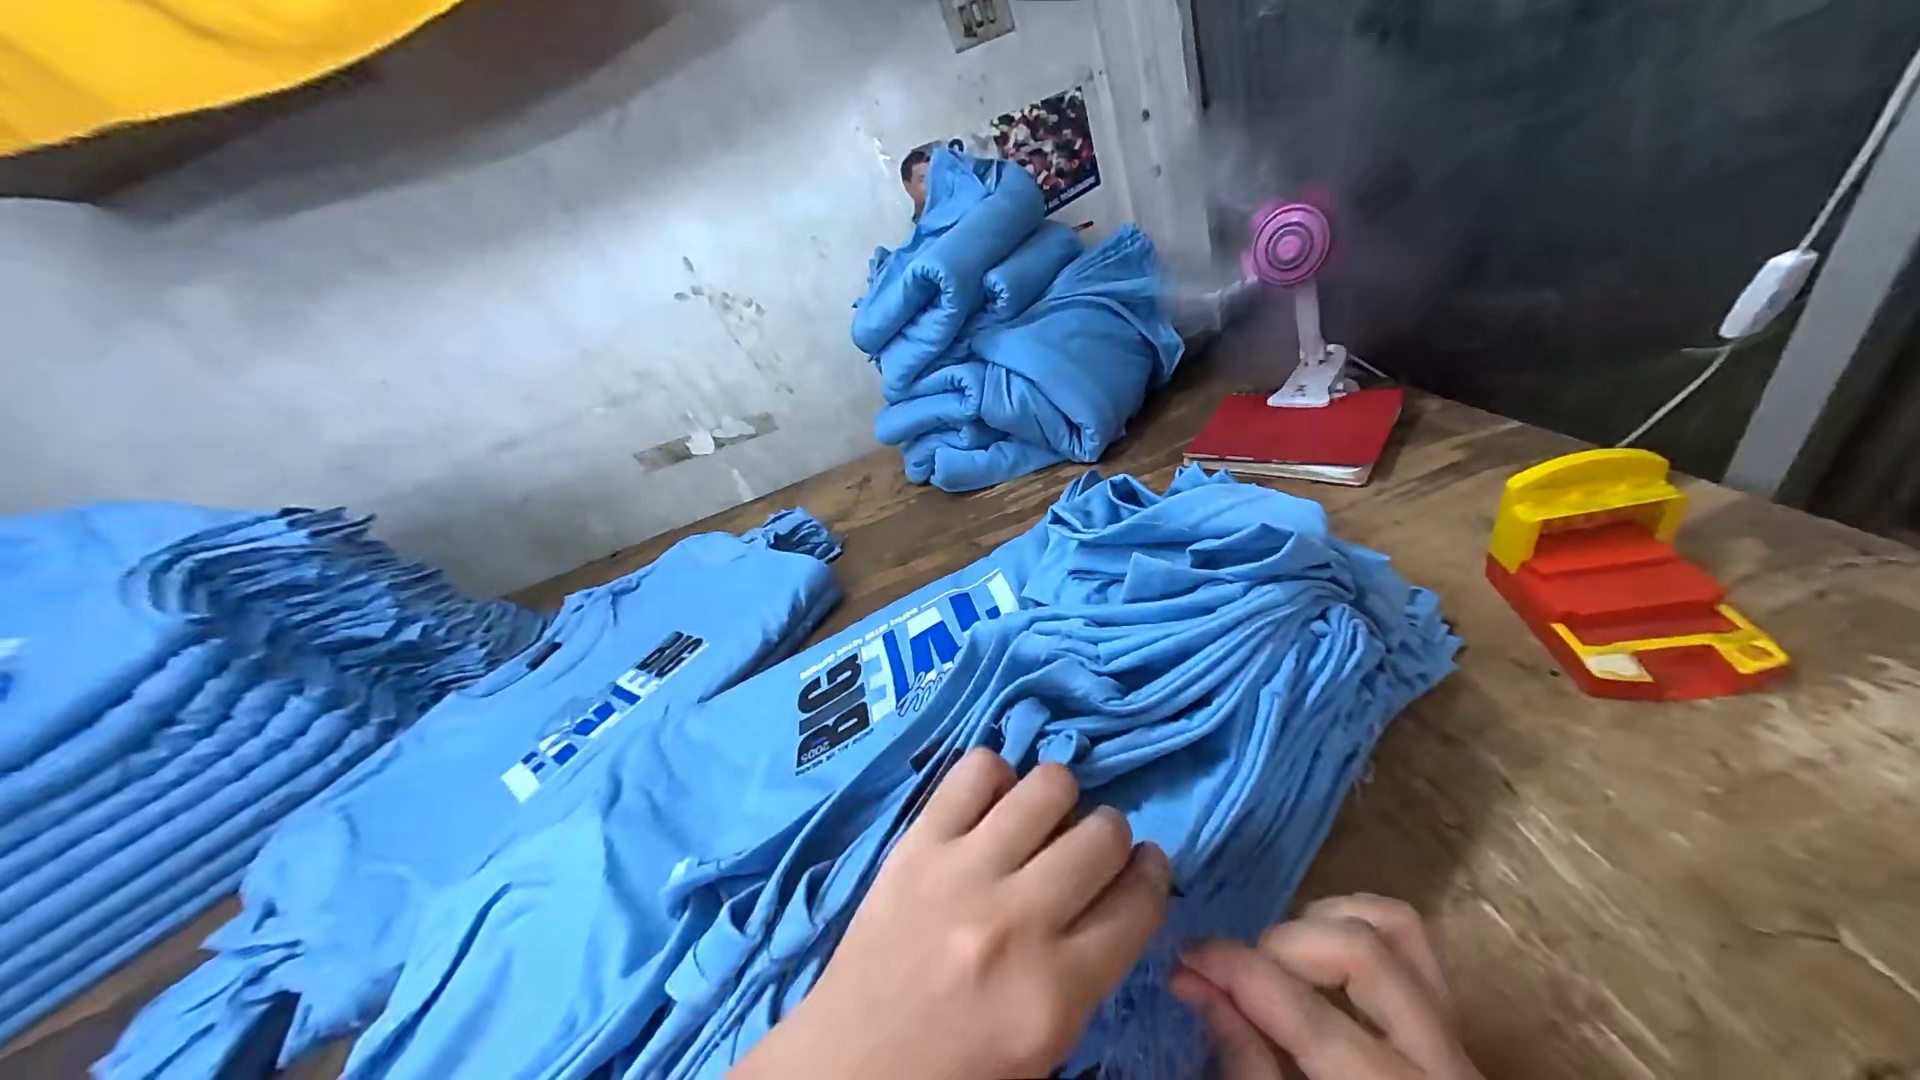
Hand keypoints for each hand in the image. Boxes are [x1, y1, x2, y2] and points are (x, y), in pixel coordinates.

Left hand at [731, 749, 1171, 1079]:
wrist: (850, 1066)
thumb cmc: (954, 1069)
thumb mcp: (1046, 1043)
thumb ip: (1090, 967)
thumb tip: (1115, 892)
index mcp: (1056, 990)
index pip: (1139, 902)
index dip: (1152, 874)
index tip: (1143, 866)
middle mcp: (1017, 918)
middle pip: (1103, 834)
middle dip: (1110, 837)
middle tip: (1087, 850)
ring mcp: (963, 869)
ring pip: (1049, 787)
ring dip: (1059, 800)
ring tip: (1040, 821)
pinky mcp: (918, 841)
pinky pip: (975, 769)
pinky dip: (994, 776)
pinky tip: (990, 803)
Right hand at [1171, 895, 1481, 1079]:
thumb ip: (1243, 1061)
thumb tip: (1192, 980)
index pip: (1304, 1008)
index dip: (1233, 968)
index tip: (1185, 956)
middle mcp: (1443, 1064)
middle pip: (1359, 948)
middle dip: (1280, 946)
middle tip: (1239, 975)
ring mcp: (1457, 1039)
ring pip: (1393, 927)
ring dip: (1320, 928)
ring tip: (1280, 964)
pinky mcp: (1451, 1025)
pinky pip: (1412, 941)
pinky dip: (1355, 924)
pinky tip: (1317, 955)